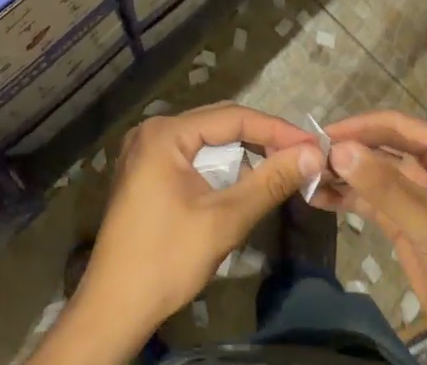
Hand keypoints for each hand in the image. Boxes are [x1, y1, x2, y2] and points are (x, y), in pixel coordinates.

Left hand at [33, 103, 323, 364]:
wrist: (113, 309)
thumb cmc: (166, 260)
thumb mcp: (225, 220)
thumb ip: (270, 182)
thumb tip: (313, 154)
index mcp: (165, 134)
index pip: (233, 117)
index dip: (277, 130)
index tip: (313, 145)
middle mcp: (152, 132)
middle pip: (219, 124)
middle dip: (262, 139)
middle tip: (302, 155)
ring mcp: (145, 153)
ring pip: (207, 142)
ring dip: (243, 153)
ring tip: (281, 166)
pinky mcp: (145, 175)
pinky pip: (192, 158)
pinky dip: (221, 167)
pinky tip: (244, 181)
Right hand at [316, 111, 426, 363]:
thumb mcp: (425, 219)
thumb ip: (383, 184)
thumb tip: (338, 149)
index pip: (396, 125)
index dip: (359, 126)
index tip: (320, 134)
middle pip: (382, 146)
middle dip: (348, 150)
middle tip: (306, 156)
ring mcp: (418, 194)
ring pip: (374, 173)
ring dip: (343, 174)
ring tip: (304, 176)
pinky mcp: (405, 221)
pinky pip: (372, 200)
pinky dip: (347, 198)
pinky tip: (318, 197)